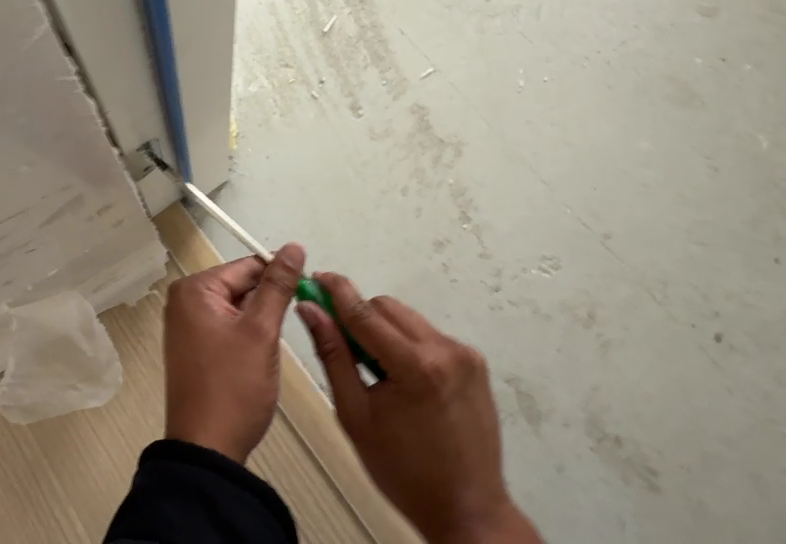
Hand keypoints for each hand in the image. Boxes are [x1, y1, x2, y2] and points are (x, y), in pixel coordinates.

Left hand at [162, 243, 305, 462]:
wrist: (207, 447)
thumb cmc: (234, 387)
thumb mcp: (261, 332)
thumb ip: (278, 286)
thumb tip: (293, 247)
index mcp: (194, 289)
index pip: (247, 266)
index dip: (280, 277)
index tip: (309, 292)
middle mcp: (184, 301)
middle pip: (241, 286)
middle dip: (268, 303)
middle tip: (292, 326)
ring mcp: (186, 326)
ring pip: (237, 309)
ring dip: (260, 322)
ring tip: (272, 347)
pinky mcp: (194, 348)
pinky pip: (227, 327)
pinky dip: (247, 336)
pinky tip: (259, 358)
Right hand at [297, 274, 540, 543]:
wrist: (468, 508)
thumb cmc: (402, 469)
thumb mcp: (355, 414)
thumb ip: (333, 354)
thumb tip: (309, 310)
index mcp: (414, 366)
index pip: (363, 311)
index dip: (335, 290)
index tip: (314, 278)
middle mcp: (445, 350)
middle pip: (386, 308)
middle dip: (360, 316)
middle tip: (343, 343)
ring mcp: (465, 355)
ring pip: (408, 318)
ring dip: (385, 329)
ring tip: (377, 370)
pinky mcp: (476, 363)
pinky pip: (429, 335)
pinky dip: (409, 344)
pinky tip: (404, 379)